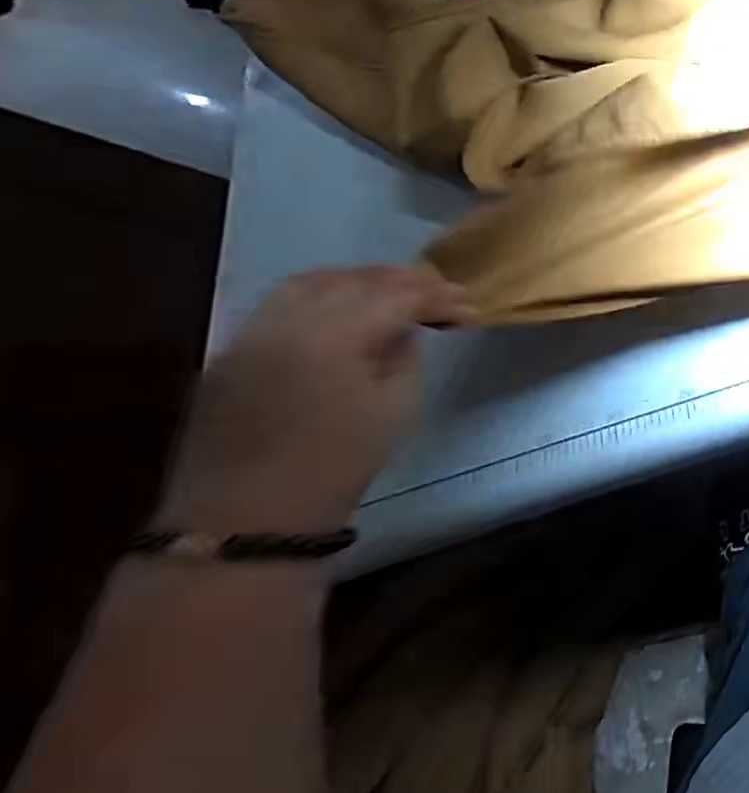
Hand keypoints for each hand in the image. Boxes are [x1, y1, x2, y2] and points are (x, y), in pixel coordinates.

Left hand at [155, 266, 475, 534]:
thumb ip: (404, 355)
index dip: (439, 297)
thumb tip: (405, 329)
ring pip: (311, 281)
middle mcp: (286, 324)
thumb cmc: (340, 461)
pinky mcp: (234, 351)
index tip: (471, 309)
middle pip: (353, 281)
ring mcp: (251, 335)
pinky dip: (324, 292)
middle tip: (444, 291)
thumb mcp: (397, 407)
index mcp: (331, 339)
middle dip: (404, 281)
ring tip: (397, 289)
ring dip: (361, 279)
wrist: (251, 513)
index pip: (396, 297)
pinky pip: (282, 302)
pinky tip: (348, 305)